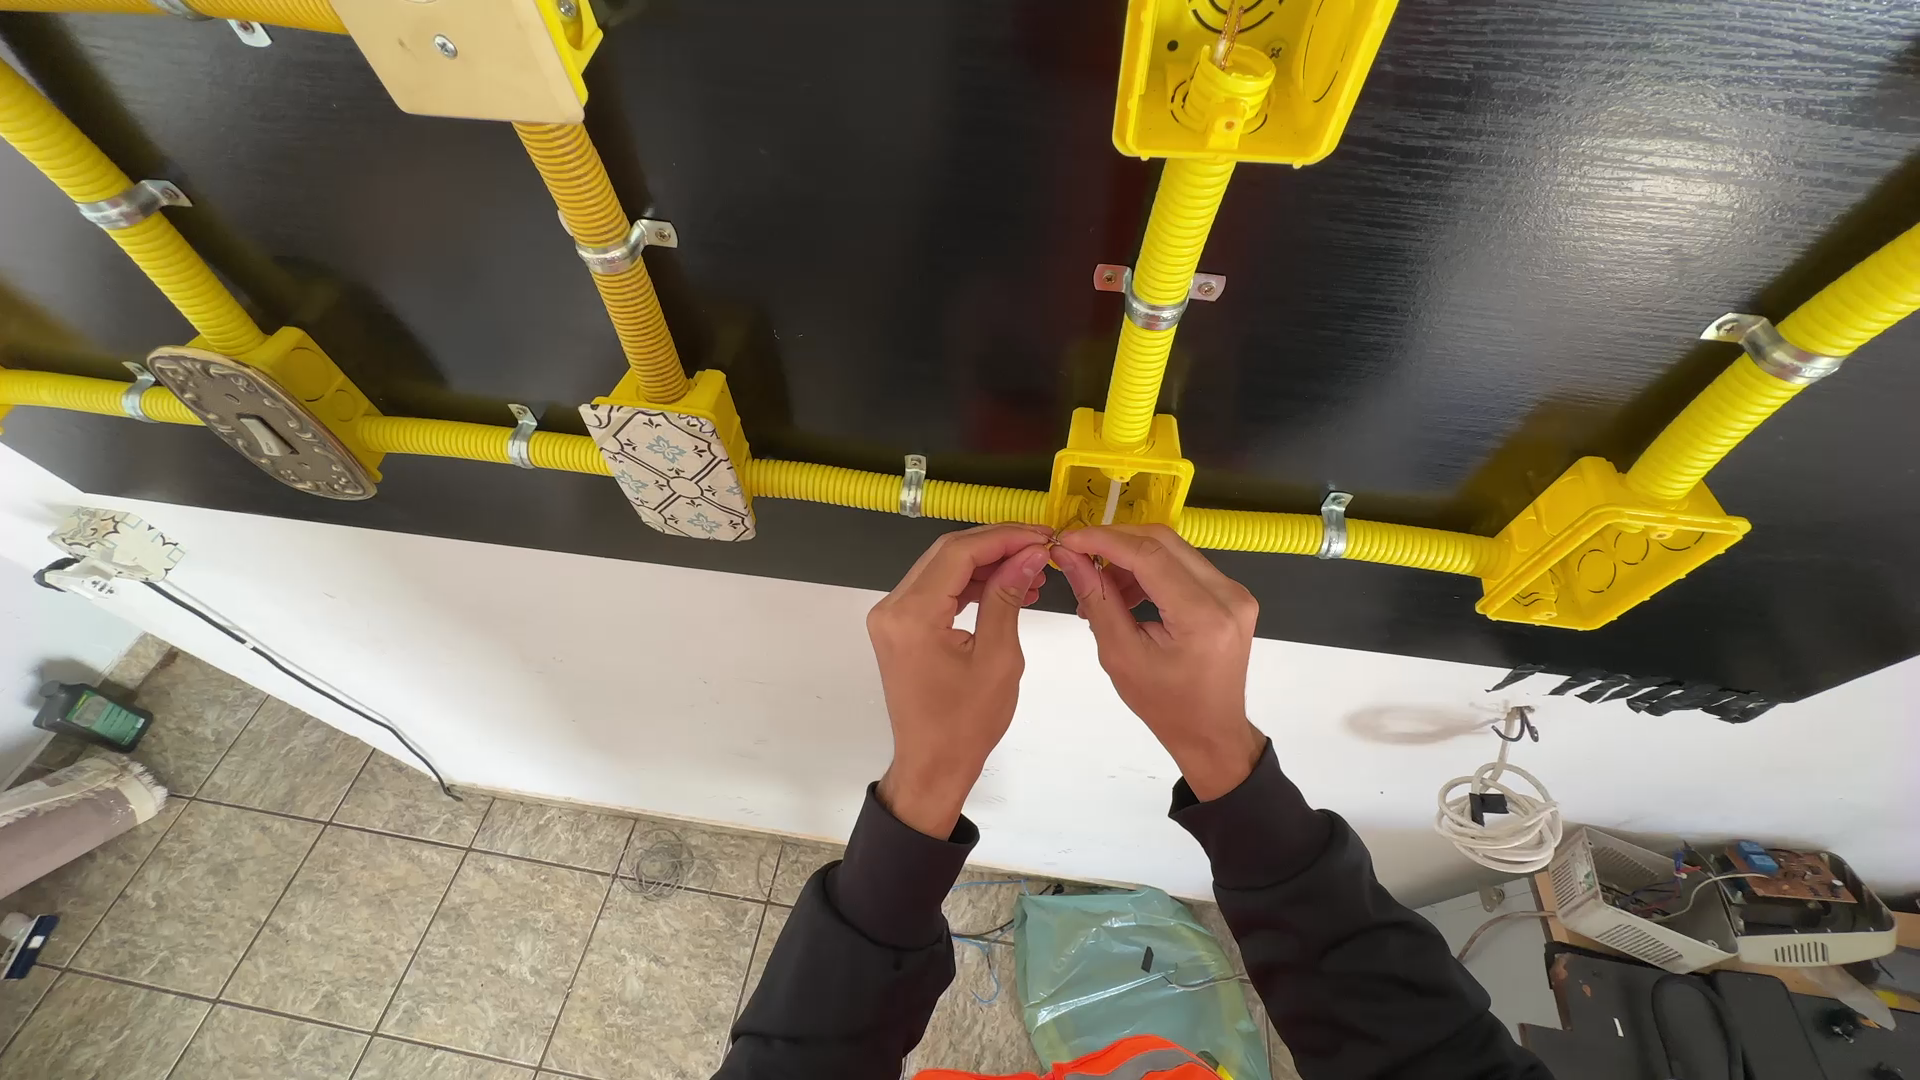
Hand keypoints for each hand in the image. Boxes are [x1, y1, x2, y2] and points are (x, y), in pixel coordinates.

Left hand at [867, 523, 1054, 835]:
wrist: (932, 765)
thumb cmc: (966, 724)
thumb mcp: (998, 658)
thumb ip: (1009, 597)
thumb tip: (1030, 555)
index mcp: (912, 616)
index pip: (959, 553)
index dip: (1004, 538)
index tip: (1042, 536)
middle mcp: (892, 608)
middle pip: (947, 553)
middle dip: (996, 545)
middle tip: (1040, 547)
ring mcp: (892, 616)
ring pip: (943, 568)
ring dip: (986, 564)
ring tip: (1032, 571)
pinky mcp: (899, 626)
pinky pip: (937, 590)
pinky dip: (971, 584)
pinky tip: (1007, 588)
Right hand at [1053, 524, 1265, 799]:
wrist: (1211, 732)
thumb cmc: (1163, 704)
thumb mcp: (1120, 655)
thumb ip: (1097, 599)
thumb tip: (1069, 556)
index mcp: (1202, 616)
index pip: (1148, 555)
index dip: (1103, 540)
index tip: (1067, 540)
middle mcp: (1227, 595)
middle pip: (1162, 541)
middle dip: (1114, 541)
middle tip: (1078, 556)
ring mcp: (1234, 592)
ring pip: (1172, 549)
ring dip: (1130, 557)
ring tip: (1100, 587)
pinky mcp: (1231, 594)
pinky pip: (1183, 564)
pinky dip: (1149, 569)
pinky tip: (1126, 593)